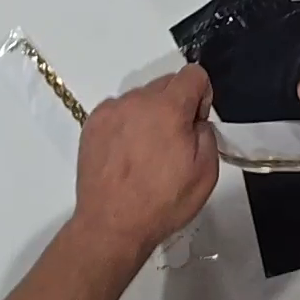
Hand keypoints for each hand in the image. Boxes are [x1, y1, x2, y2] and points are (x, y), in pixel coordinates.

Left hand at [73, 65, 219, 260]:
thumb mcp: (206, 172)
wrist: (111, 226)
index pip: (193, 74)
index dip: (202, 95)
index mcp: (168, 108)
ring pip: (142, 97)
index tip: (196, 122)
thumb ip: (207, 133)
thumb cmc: (163, 202)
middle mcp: (137, 100)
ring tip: (146, 152)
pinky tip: (126, 153)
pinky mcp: (92, 124)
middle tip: (173, 142)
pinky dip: (127, 123)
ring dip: (150, 113)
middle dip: (176, 104)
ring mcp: (111, 110)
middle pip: (167, 83)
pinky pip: (119, 110)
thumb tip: (195, 120)